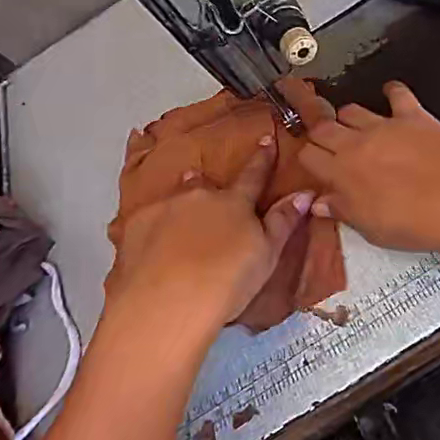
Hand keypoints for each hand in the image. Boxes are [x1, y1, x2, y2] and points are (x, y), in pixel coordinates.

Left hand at [107, 133, 311, 326]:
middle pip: (205, 184)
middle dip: (207, 186)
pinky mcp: (135, 224)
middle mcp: (198, 196)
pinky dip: (151, 226)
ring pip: (174, 197)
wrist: (169, 300)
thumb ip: (283, 222)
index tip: (265, 139)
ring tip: (180, 218)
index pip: (253, 175)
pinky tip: (151, 247)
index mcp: (234, 203)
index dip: (262, 157)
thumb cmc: (227, 281)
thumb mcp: (267, 255)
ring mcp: (164, 207)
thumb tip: (303, 194)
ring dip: (180, 203)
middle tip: (209, 194)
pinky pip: (145, 217)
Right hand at [296, 82, 439, 252]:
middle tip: (323, 142)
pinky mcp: (413, 117)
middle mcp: (357, 144)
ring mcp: (385, 127)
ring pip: (351, 110)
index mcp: (342, 173)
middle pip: (322, 127)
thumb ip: (343, 211)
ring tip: (351, 127)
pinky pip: (396, 94)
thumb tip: (321, 205)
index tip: (312, 165)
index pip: (308, 155)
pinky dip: (391, 92)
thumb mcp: (372, 229)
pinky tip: (390, 94)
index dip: (307, 159)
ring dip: (347, 117)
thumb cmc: (420, 220)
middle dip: (319, 134)